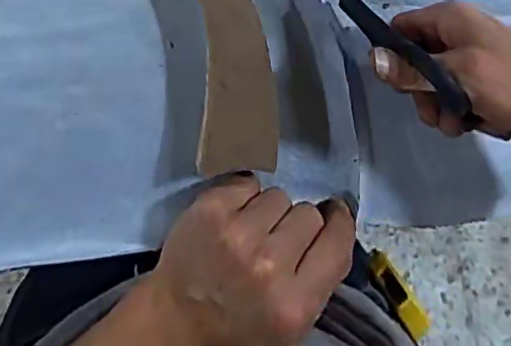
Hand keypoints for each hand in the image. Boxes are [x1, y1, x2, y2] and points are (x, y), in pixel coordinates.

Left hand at [133, 174, 354, 345]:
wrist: (172, 325)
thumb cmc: (236, 328)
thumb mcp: (289, 324)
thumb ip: (316, 277)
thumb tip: (335, 221)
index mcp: (294, 305)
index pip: (337, 241)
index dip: (338, 222)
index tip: (332, 214)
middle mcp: (269, 267)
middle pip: (308, 213)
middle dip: (295, 225)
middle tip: (276, 244)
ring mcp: (237, 235)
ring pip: (279, 195)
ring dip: (268, 211)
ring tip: (249, 234)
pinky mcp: (211, 209)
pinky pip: (248, 182)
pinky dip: (242, 196)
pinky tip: (231, 219)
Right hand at [373, 0, 510, 147]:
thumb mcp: (458, 77)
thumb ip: (413, 71)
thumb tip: (372, 59)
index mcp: (451, 16)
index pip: (402, 28)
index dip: (395, 56)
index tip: (401, 87)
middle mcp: (462, 28)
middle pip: (419, 59)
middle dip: (426, 92)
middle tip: (440, 116)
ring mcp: (478, 52)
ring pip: (440, 81)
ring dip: (448, 107)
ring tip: (467, 124)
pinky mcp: (491, 76)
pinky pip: (463, 92)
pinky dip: (469, 109)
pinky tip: (487, 122)